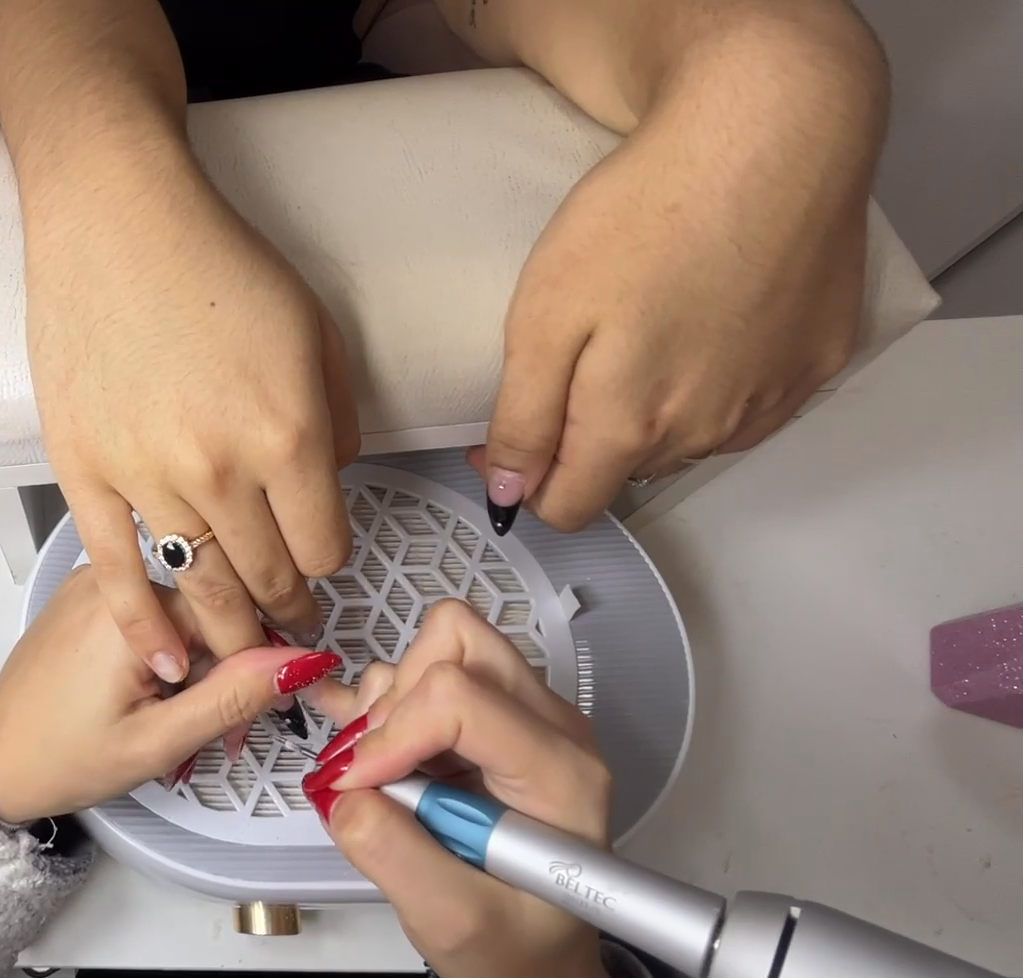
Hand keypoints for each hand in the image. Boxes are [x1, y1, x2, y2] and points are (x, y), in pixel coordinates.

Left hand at [0, 569, 342, 823]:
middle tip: (211, 726)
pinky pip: (144, 606)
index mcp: (125, 607)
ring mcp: (90, 581)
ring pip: (177, 606)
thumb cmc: (64, 758)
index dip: (250, 664)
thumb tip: (300, 661)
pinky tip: (148, 685)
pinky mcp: (82, 594)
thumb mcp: (158, 740)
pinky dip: (160, 642)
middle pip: (202, 605)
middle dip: (219, 664)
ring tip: (170, 709)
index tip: (248, 715)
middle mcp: (106, 577)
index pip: (228, 610)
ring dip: (191, 655)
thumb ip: (232, 697)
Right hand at [26, 163, 359, 680]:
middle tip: (293, 628)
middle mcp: (221, 474)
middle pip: (268, 577)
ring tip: (244, 653)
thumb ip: (335, 421)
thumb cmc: (218, 264)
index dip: (329, 563)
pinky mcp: (86, 477)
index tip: (321, 563)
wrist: (112, 225)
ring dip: (230, 627)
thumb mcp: (314, 330)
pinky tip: (164, 666)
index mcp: (289, 436)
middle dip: (287, 610)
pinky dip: (143, 627)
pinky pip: (116, 572)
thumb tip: (328, 485)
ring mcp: (146, 482)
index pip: (325, 544)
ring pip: (201, 584)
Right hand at [302, 601, 658, 977]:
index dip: (390, 736)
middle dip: (393, 702)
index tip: (357, 788)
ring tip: (383, 770)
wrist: (537, 958)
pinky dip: (379, 700)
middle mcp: (547, 721)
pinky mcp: (485, 710)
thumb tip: (340, 789)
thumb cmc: (513, 947)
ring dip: (387, 703)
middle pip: (454, 642)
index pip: (457, 696)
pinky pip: (419, 666)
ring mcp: (518, 709)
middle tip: (377, 770)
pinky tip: (364, 745)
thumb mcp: (450, 922)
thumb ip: (389, 850)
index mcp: (560, 770)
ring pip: (434, 645)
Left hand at [477, 52, 879, 529]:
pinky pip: (736, 410)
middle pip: (618, 476)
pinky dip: (700, 392)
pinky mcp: (815, 361)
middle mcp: (708, 431)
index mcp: (632, 427)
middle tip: (556, 376)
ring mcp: (771, 398)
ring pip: (675, 447)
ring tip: (625, 345)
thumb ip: (524, 423)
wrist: (769, 134)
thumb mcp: (542, 327)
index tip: (499, 442)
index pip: (569, 507)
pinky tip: (690, 336)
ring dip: (637, 421)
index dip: (523, 485)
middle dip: (573, 448)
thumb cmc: (635, 226)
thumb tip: (511, 495)